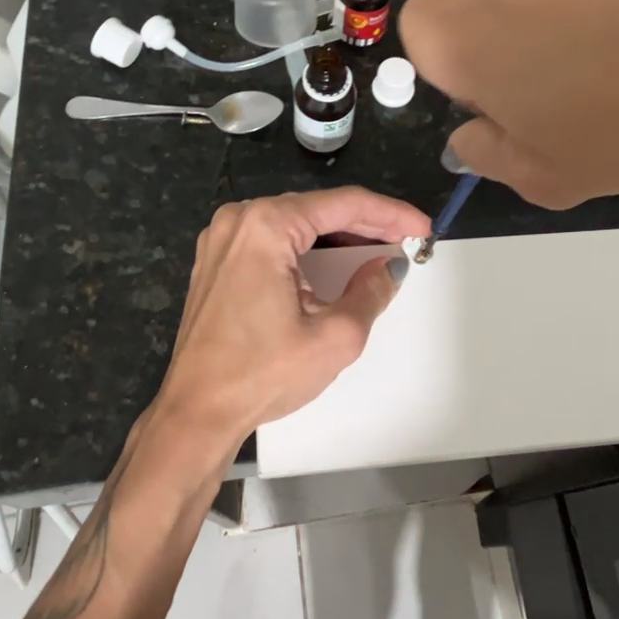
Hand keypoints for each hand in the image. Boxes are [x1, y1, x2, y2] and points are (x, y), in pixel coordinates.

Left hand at [153, 187, 431, 448]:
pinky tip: (335, 266)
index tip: (422, 227)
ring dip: (337, 238)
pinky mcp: (216, 261)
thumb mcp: (335, 337)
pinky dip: (306, 251)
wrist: (195, 412)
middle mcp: (239, 220)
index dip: (390, 214)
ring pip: (295, 225)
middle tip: (406, 241)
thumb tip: (389, 268)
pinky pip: (272, 241)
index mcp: (266, 225)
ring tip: (378, 253)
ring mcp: (222, 239)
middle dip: (365, 225)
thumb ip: (370, 293)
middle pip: (317, 209)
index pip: (342, 205)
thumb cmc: (262, 374)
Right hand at [401, 0, 618, 207]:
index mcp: (443, 26)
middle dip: (502, 37)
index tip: (531, 110)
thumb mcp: (548, 175)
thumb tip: (475, 133)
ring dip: (547, 3)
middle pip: (469, 4)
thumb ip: (488, 156)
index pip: (434, 59)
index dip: (480, 89)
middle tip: (572, 78)